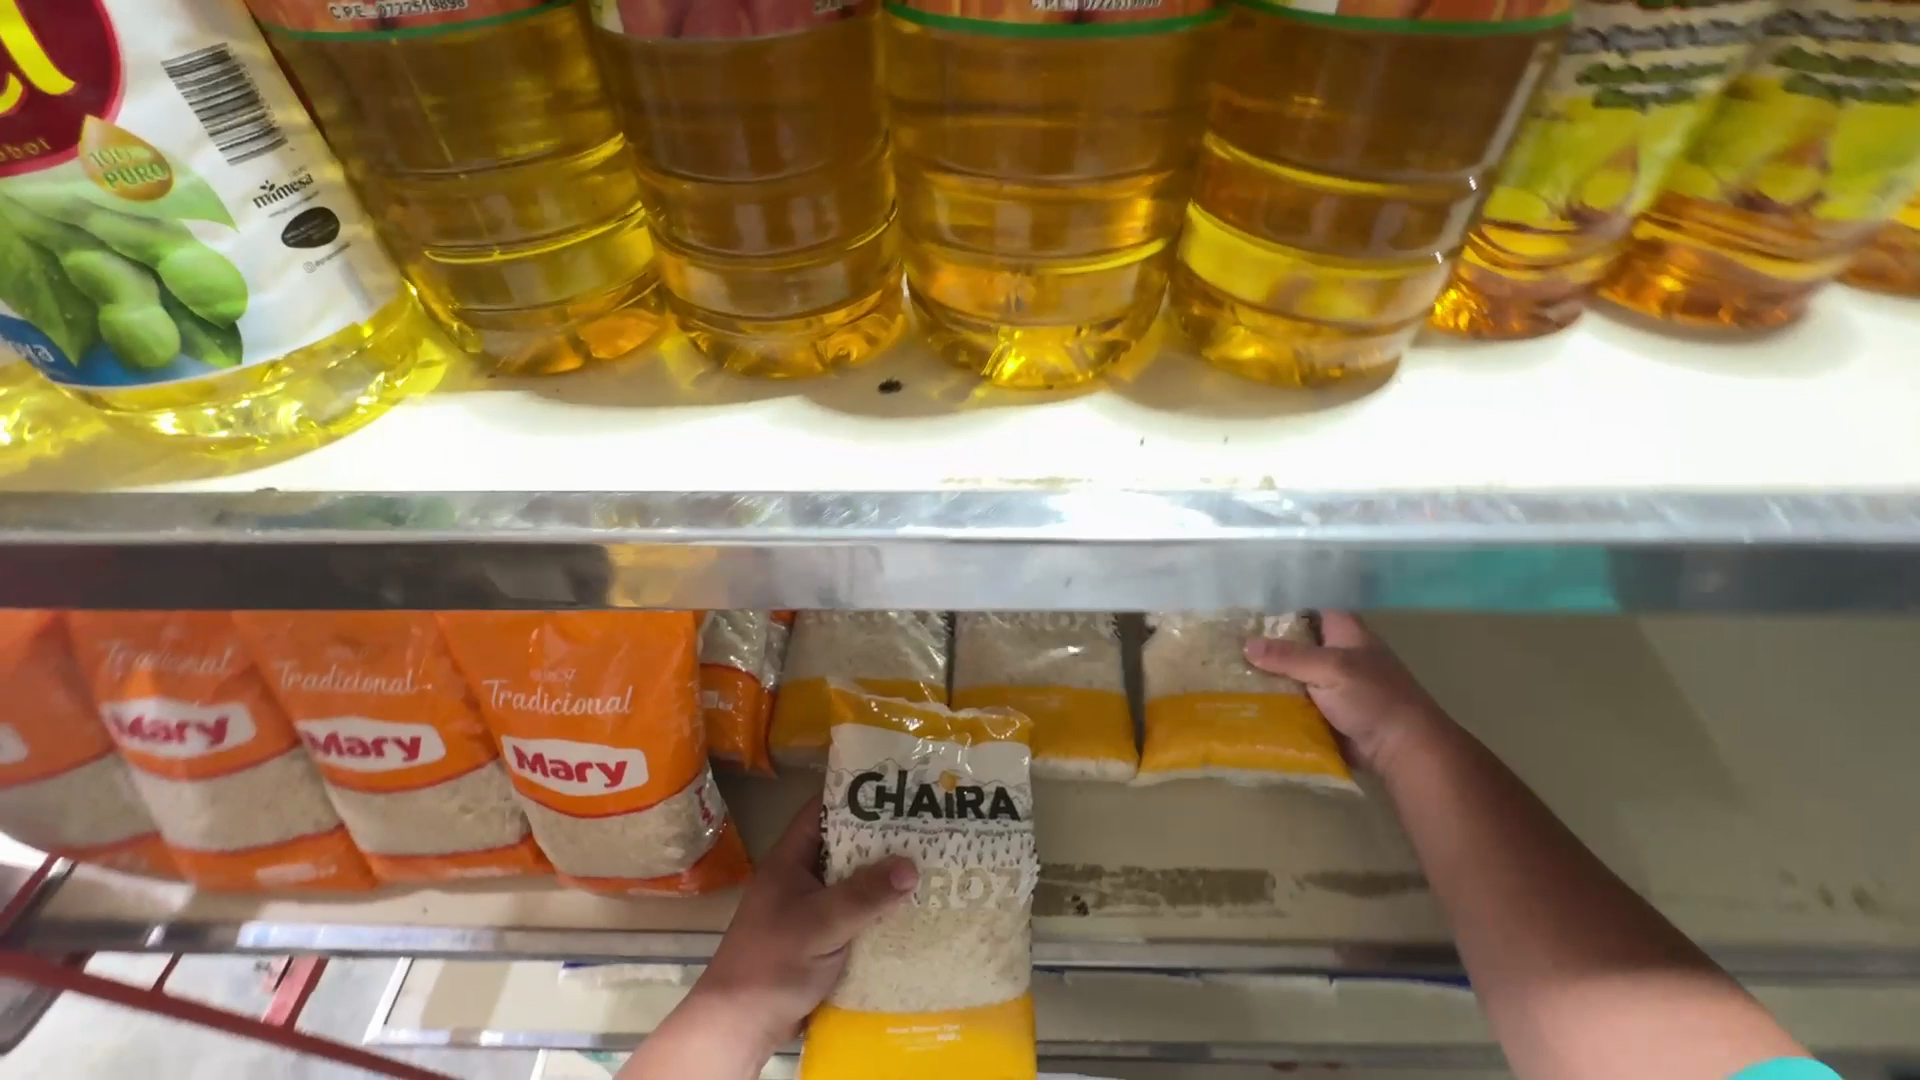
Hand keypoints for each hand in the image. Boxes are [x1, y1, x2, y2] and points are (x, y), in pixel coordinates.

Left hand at [684, 797, 917, 1054]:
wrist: (740, 1027)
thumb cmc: (773, 964)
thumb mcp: (821, 923)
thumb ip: (865, 894)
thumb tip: (911, 866)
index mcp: (790, 860)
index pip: (822, 811)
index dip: (856, 797)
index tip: (897, 790)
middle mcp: (800, 878)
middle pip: (844, 847)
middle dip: (881, 840)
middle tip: (926, 829)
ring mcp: (809, 910)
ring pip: (852, 883)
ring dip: (883, 879)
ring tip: (929, 866)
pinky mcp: (820, 940)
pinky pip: (855, 915)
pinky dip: (879, 912)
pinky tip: (911, 912)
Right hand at [1243, 611, 1451, 773]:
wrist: (1401, 749)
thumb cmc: (1372, 698)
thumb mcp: (1329, 668)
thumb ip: (1287, 656)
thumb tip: (1246, 645)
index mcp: (1345, 633)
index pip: (1307, 614)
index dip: (1279, 617)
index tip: (1245, 625)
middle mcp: (1337, 654)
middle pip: (1295, 647)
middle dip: (1265, 651)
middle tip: (1228, 654)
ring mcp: (1332, 685)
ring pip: (1291, 676)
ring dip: (1268, 681)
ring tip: (1228, 680)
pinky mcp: (1326, 712)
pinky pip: (1295, 703)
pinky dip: (1276, 705)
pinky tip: (1247, 705)